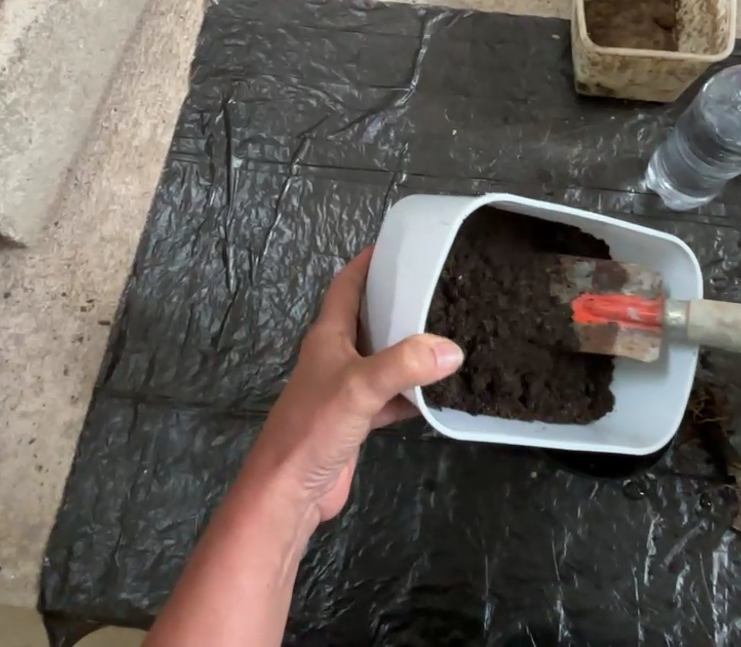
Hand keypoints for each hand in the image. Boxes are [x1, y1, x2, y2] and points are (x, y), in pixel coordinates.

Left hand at [237, 248, 463, 529]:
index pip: (346, 286)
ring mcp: (345, 390)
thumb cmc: (313, 428)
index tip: (397, 246)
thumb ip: (404, 365)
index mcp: (329, 336)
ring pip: (382, 358)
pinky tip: (439, 393)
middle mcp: (336, 356)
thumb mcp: (359, 387)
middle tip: (437, 289)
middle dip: (397, 301)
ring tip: (446, 334)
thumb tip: (452, 349)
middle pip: (368, 318)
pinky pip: (390, 396)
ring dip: (408, 348)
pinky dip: (412, 393)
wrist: (288, 493)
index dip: (367, 262)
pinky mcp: (356, 421)